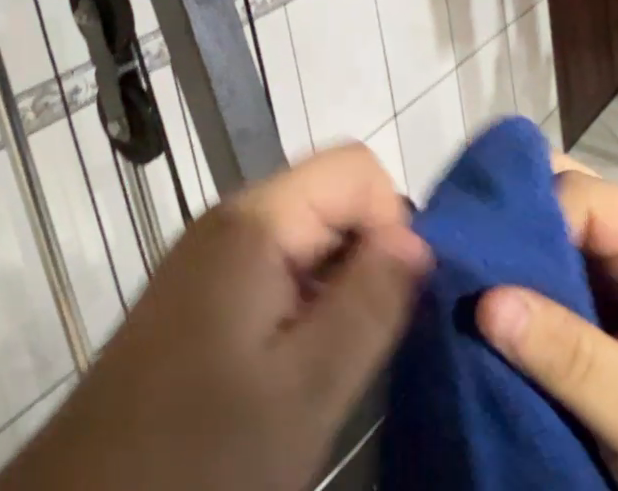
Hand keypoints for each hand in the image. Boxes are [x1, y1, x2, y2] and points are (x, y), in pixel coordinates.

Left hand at [0, 144, 430, 490]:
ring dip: (336, 287)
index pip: (356, 169)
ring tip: (329, 362)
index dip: (389, 226)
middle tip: (360, 342)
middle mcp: (228, 219)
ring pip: (306, 236)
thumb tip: (417, 241)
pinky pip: (275, 267)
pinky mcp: (200, 291)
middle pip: (330, 197)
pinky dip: (304, 302)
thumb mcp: (306, 389)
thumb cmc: (202, 449)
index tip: (386, 304)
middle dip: (365, 257)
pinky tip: (294, 366)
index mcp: (254, 223)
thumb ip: (369, 303)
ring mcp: (209, 255)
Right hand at [477, 172, 617, 490]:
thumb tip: (486, 302)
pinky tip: (463, 304)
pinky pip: (534, 289)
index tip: (472, 250)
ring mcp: (610, 290)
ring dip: (498, 262)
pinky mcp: (585, 325)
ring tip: (445, 277)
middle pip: (560, 207)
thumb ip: (575, 360)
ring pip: (541, 246)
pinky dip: (500, 295)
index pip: (587, 200)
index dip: (531, 216)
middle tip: (447, 251)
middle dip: (506, 225)